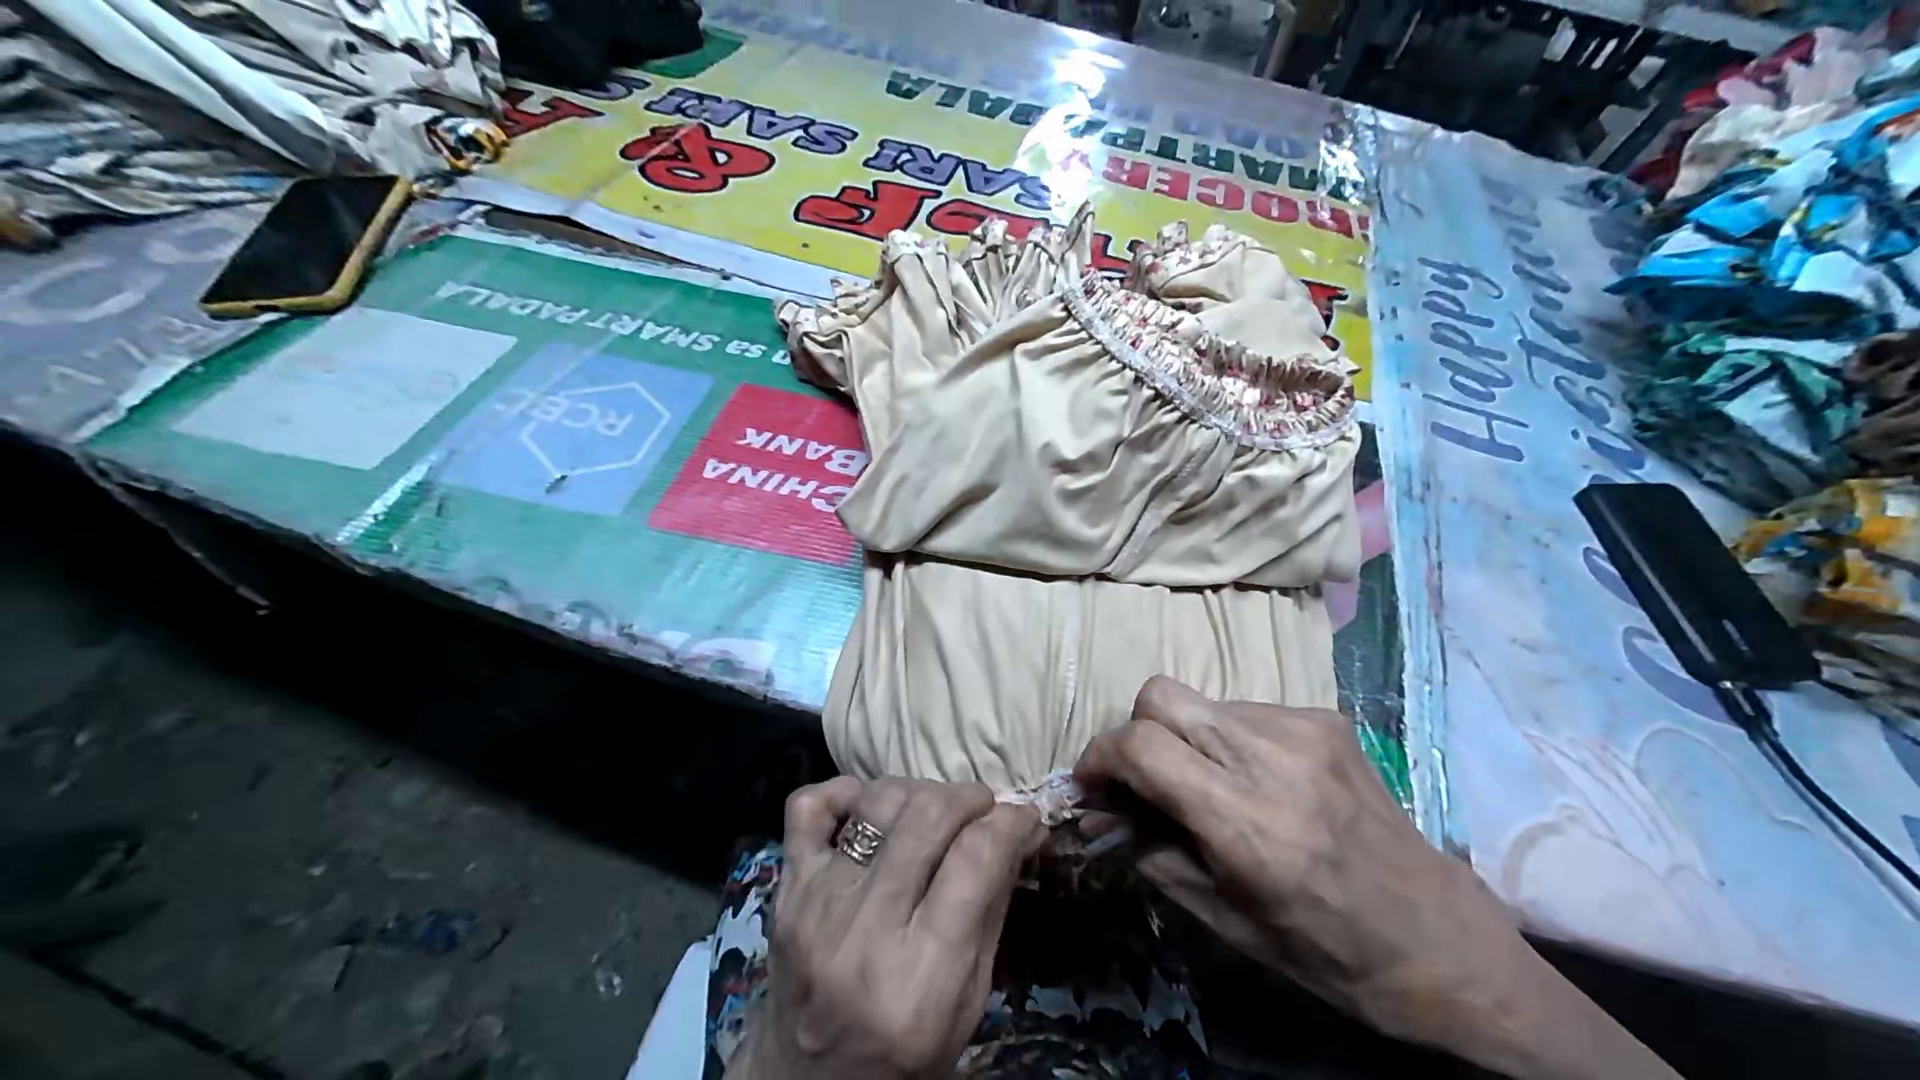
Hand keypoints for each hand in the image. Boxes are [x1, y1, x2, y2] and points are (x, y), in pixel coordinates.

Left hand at [730, 777, 1044, 1079]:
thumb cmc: (902, 1055)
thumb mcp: (968, 1001)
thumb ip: (992, 907)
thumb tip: (1021, 829)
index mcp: (921, 980)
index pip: (975, 860)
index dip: (1010, 823)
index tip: (1024, 817)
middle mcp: (864, 932)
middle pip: (928, 817)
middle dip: (970, 798)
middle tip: (984, 809)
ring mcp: (816, 902)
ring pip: (877, 800)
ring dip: (921, 791)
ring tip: (936, 811)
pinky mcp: (785, 886)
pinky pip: (808, 805)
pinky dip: (845, 790)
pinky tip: (870, 806)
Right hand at [1075, 677, 1677, 1079]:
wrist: (1441, 942)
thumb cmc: (1324, 950)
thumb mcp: (1222, 918)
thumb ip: (1148, 852)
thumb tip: (1096, 811)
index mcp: (1247, 823)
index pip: (1142, 746)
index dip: (1099, 755)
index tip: (1092, 781)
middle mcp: (1273, 759)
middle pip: (1160, 696)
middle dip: (1133, 731)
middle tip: (1141, 777)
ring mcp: (1304, 730)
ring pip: (1198, 698)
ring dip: (1181, 735)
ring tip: (1203, 783)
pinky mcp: (1325, 719)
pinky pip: (1242, 707)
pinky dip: (1224, 736)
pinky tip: (1251, 778)